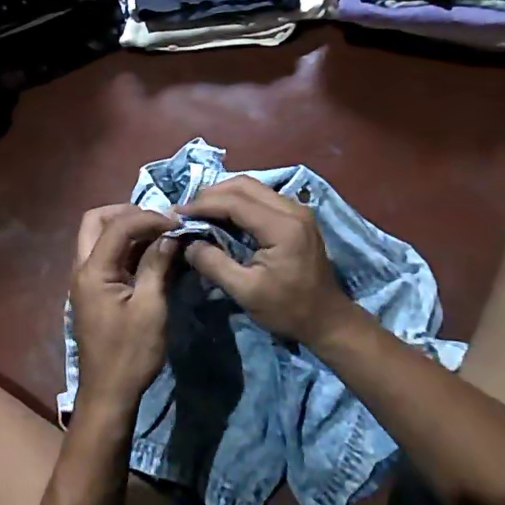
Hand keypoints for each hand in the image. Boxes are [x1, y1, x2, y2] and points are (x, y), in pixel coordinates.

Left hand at [69, 205, 180, 411]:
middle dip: (126, 213)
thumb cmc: (131, 352)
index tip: (176, 223)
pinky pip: (104, 255)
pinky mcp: (93, 291)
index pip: (118, 226)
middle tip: (158, 220)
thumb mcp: (151, 307)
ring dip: (126, 229)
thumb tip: (169, 235)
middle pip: (95, 221)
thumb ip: (157, 265)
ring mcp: (85, 280)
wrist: (109, 393)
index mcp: (93, 270)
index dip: (148, 217)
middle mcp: (82, 268)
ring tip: (159, 234)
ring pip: (97, 237)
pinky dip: (125, 246)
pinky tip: (151, 254)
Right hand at [176, 177, 358, 346]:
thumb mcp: (245, 292)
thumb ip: (214, 264)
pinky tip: (222, 215)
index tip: (177, 213)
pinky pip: (262, 197)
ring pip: (254, 187)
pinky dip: (238, 201)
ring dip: (224, 195)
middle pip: (245, 185)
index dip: (203, 204)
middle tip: (187, 209)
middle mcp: (292, 209)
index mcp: (283, 226)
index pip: (235, 202)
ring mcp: (297, 210)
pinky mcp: (296, 217)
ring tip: (199, 210)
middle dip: (212, 194)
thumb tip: (188, 244)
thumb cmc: (288, 309)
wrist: (327, 319)